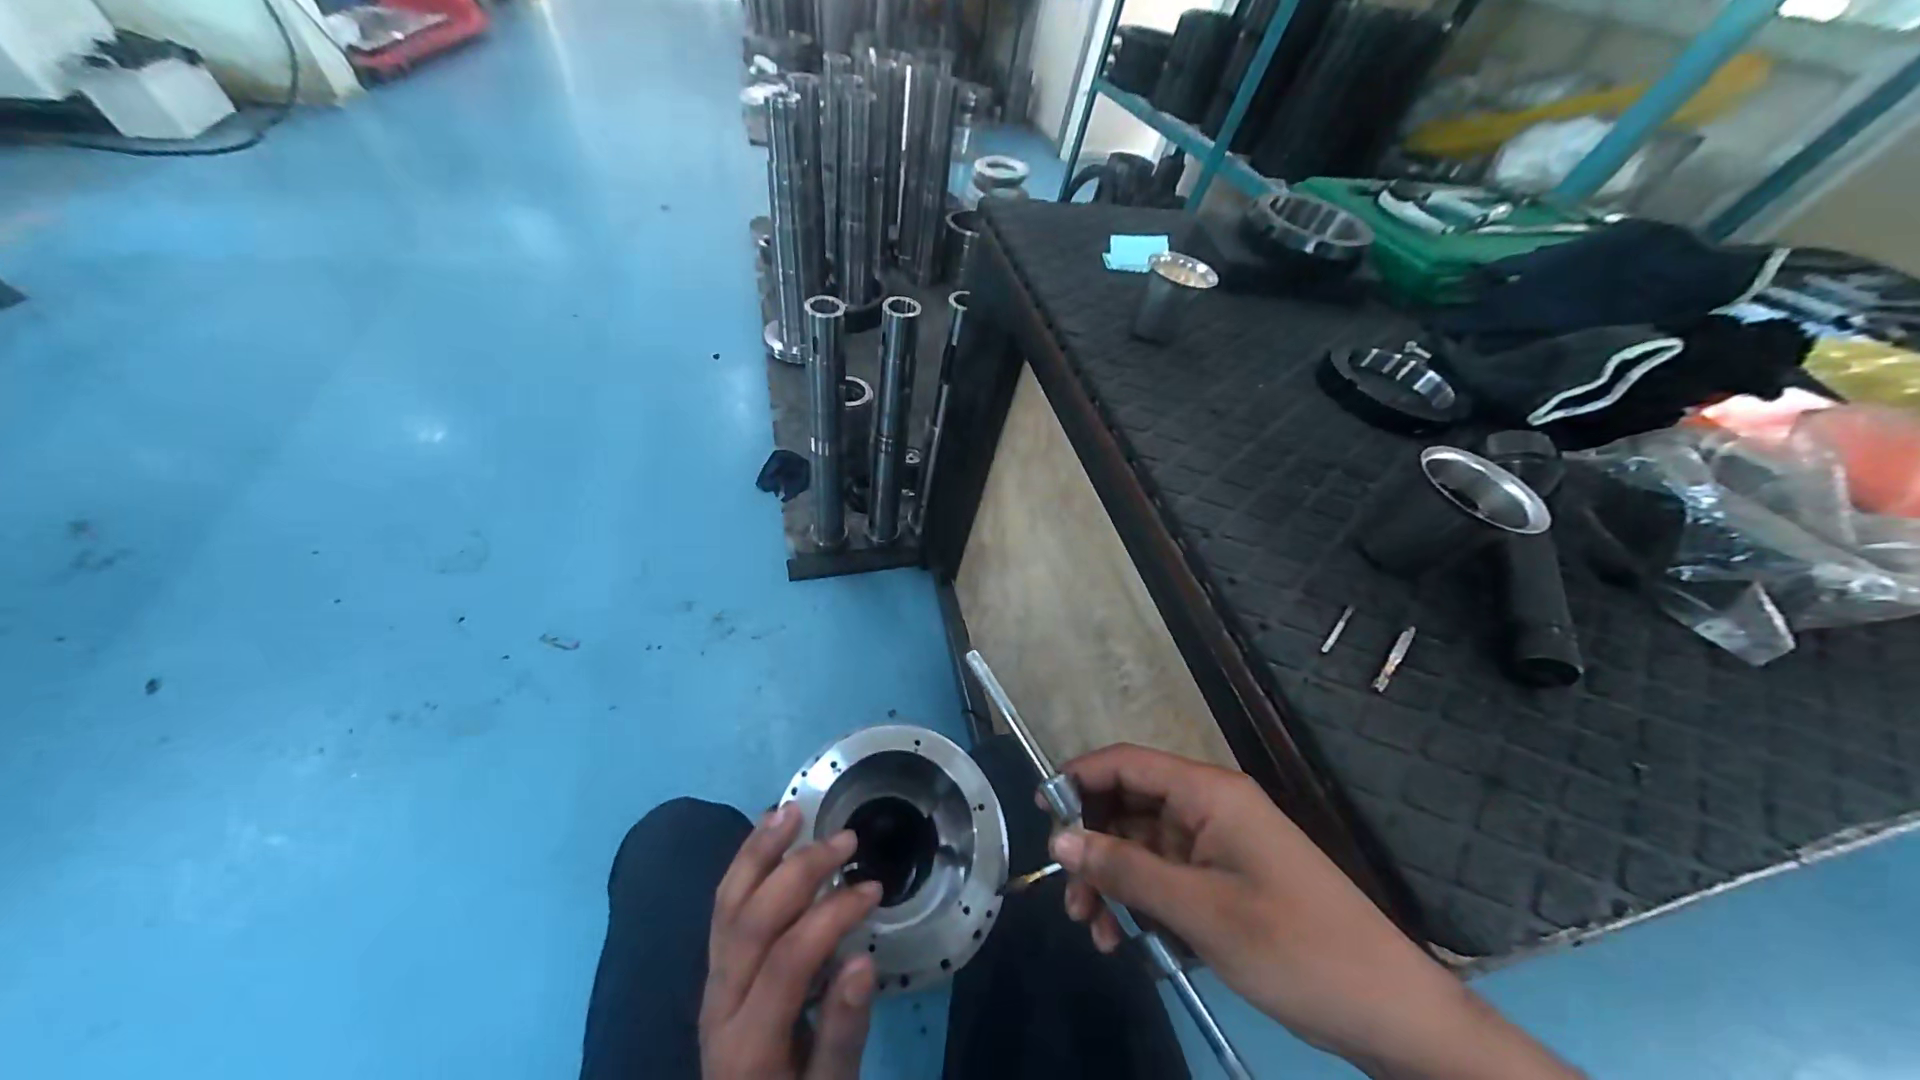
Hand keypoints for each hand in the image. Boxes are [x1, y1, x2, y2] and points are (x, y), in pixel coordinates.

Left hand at [701, 803, 881, 1079]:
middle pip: (750, 922)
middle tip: (846, 839)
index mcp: (749, 1043)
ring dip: (758, 853)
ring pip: (726, 907)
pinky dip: (745, 866)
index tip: (874, 888)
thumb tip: (864, 962)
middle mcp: (720, 1004)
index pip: (788, 960)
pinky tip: (766, 836)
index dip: (832, 915)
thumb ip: (844, 1032)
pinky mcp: (714, 969)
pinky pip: (723, 908)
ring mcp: (711, 983)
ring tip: (789, 810)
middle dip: (800, 871)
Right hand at [1047, 744, 1580, 1079]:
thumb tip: (1058, 838)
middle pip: (1129, 807)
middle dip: (1093, 847)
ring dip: (1114, 883)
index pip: (1126, 762)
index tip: (1040, 814)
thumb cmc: (1296, 949)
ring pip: (1142, 848)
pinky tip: (1127, 941)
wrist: (1392, 1014)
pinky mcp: (1226, 881)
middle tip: (1069, 897)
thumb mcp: (1199, 912)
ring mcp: (1218, 846)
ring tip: (1096, 932)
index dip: (1078, 779)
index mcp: (1208, 793)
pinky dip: (1142, 904)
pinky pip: (1166, 879)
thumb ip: (1125, 869)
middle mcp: (1210, 808)